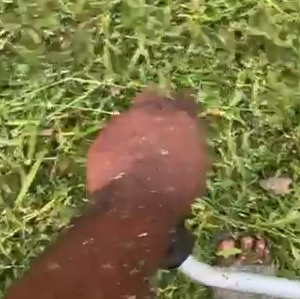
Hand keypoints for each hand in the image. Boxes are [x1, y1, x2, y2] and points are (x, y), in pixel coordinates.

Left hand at [85, 90, 207, 208]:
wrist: (136, 200)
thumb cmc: (175, 188)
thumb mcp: (196, 167)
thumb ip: (190, 147)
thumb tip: (187, 144)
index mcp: (181, 118)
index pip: (186, 103)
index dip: (183, 109)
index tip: (182, 116)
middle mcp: (152, 112)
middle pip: (153, 98)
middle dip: (155, 107)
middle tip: (156, 120)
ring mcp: (125, 121)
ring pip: (130, 116)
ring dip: (133, 126)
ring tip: (135, 144)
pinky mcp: (104, 136)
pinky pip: (112, 135)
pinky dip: (117, 143)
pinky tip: (119, 159)